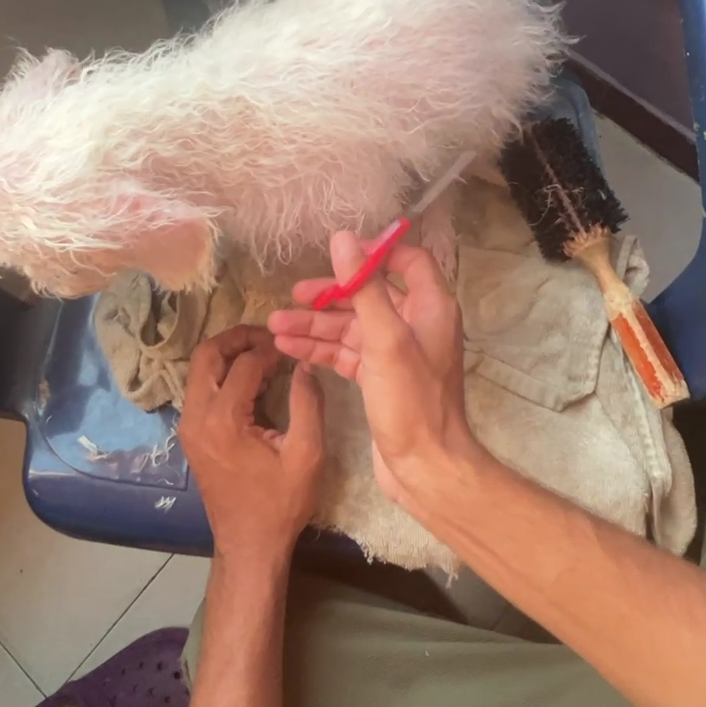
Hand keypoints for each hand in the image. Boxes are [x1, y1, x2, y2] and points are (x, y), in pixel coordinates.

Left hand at [178, 325, 324, 567]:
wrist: (249, 546)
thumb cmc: (280, 504)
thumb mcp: (307, 454)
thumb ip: (308, 403)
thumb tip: (305, 364)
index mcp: (223, 421)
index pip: (245, 363)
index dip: (271, 350)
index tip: (294, 349)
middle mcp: (196, 418)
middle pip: (206, 355)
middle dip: (238, 338)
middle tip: (270, 337)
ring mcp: (188, 427)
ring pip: (199, 370)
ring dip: (229, 354)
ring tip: (264, 355)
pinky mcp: (190, 434)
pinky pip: (201, 388)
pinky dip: (223, 373)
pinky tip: (253, 380)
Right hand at [266, 232, 481, 512]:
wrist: (424, 468)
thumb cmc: (412, 400)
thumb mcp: (385, 339)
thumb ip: (364, 287)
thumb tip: (343, 238)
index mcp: (431, 307)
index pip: (408, 261)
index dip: (375, 253)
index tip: (339, 255)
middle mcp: (416, 324)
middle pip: (370, 294)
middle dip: (331, 295)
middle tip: (294, 295)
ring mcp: (396, 352)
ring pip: (352, 326)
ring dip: (316, 325)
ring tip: (274, 326)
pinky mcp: (379, 377)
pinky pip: (346, 352)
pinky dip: (320, 348)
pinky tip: (288, 347)